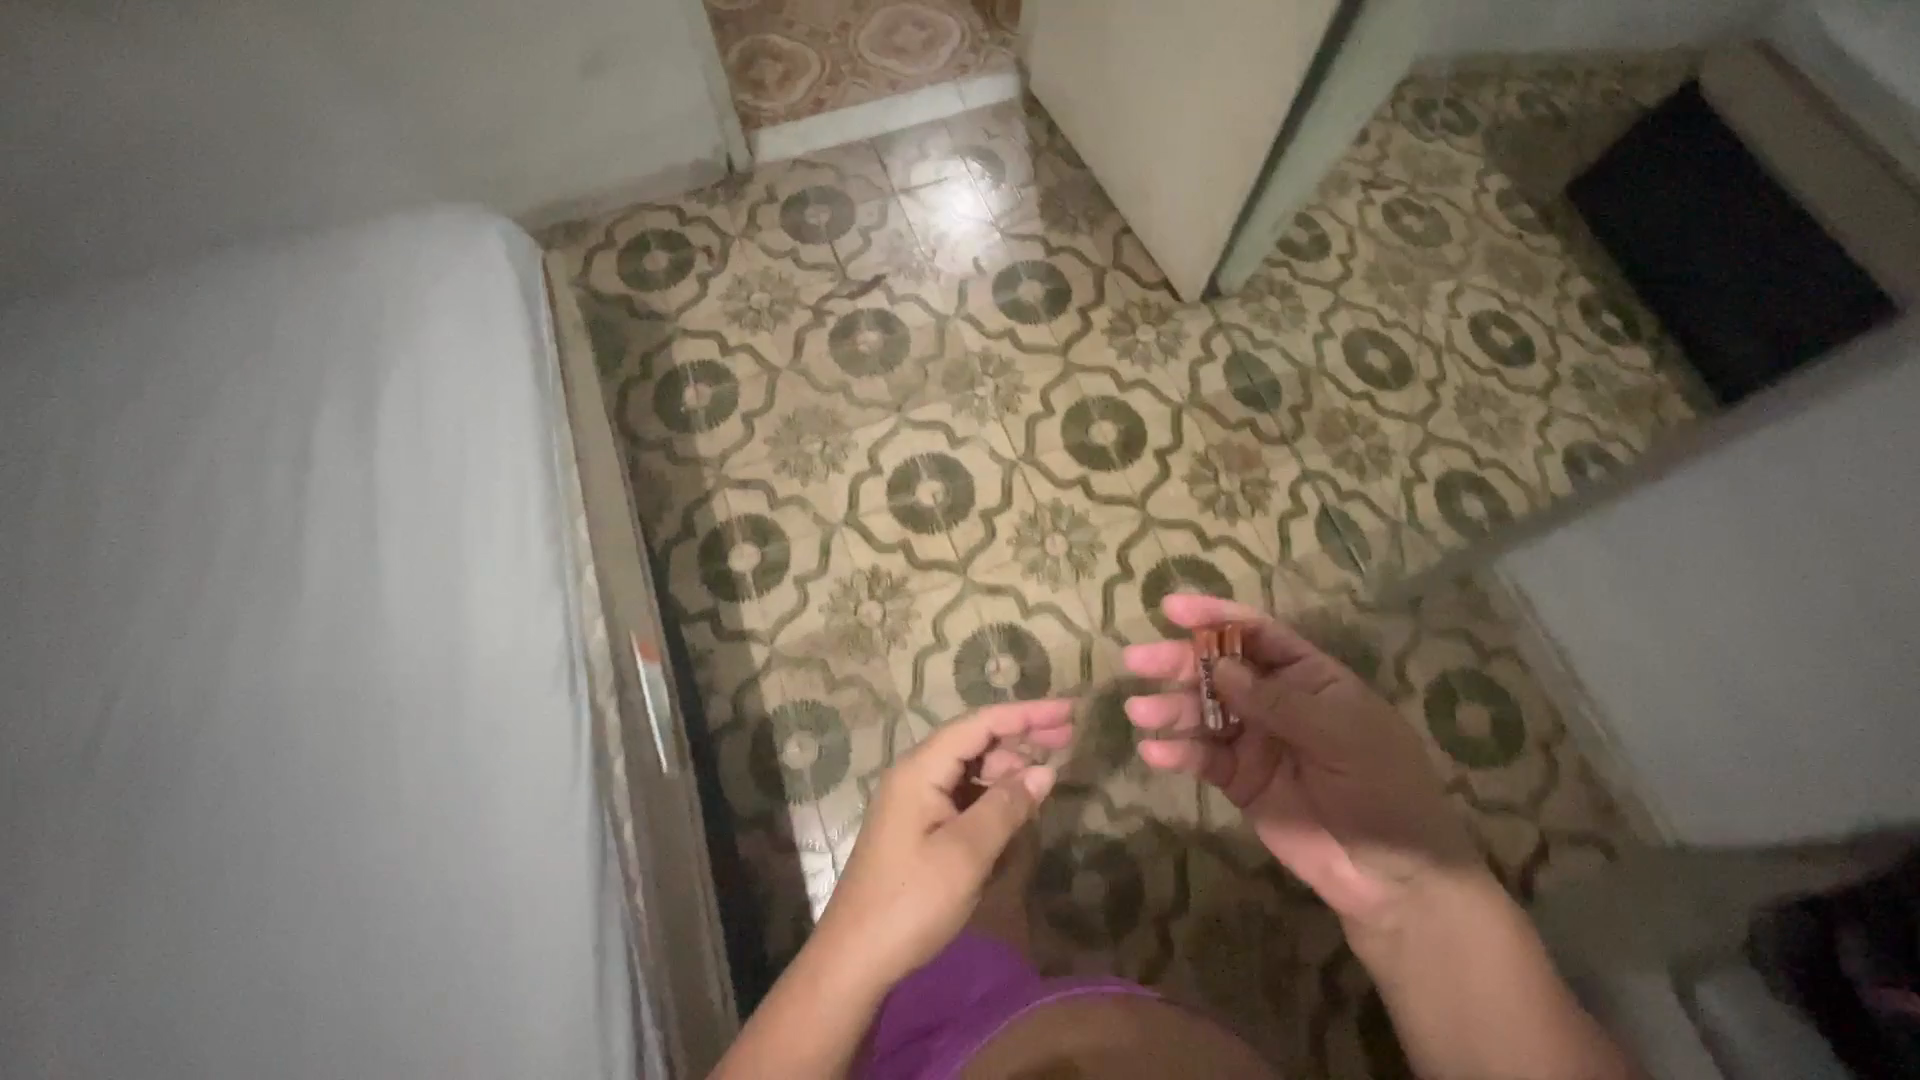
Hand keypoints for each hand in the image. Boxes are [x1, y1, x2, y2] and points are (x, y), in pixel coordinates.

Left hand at [808, 699, 1071, 989]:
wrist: (855, 958)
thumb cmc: (911, 901)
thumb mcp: (966, 853)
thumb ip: (1007, 806)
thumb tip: (1044, 771)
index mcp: (920, 770)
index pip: (980, 723)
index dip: (1026, 713)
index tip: (1070, 710)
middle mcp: (915, 776)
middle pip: (974, 742)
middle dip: (1020, 740)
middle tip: (1068, 742)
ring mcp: (914, 803)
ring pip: (969, 772)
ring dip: (1007, 775)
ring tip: (1044, 787)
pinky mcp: (917, 829)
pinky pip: (961, 800)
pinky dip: (991, 802)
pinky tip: (1014, 817)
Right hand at [1123, 595, 1486, 932]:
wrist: (1390, 874)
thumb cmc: (1382, 787)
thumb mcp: (1340, 734)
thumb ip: (1278, 701)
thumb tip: (1219, 667)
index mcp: (1309, 677)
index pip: (1256, 634)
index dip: (1215, 617)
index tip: (1171, 608)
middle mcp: (1275, 701)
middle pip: (1219, 670)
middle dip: (1179, 661)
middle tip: (1137, 660)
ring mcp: (1254, 741)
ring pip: (1203, 712)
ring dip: (1170, 708)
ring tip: (1139, 710)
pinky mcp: (1238, 780)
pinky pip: (1202, 758)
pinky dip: (1177, 753)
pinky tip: (1154, 752)